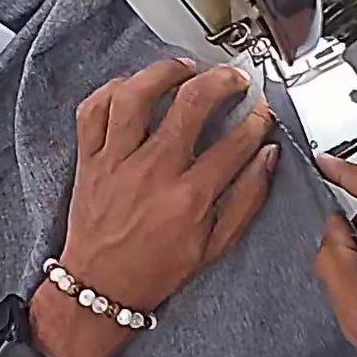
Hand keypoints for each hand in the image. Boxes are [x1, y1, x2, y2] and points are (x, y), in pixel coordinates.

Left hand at [31, 59, 278, 356]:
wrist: (101, 287)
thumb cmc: (156, 269)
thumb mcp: (215, 246)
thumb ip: (247, 199)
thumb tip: (267, 158)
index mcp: (188, 197)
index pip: (234, 143)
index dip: (256, 121)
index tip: (261, 112)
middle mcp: (152, 172)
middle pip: (190, 105)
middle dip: (221, 82)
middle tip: (233, 79)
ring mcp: (116, 161)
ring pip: (136, 96)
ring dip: (164, 73)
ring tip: (185, 69)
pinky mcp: (89, 159)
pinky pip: (93, 110)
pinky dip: (111, 90)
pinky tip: (133, 87)